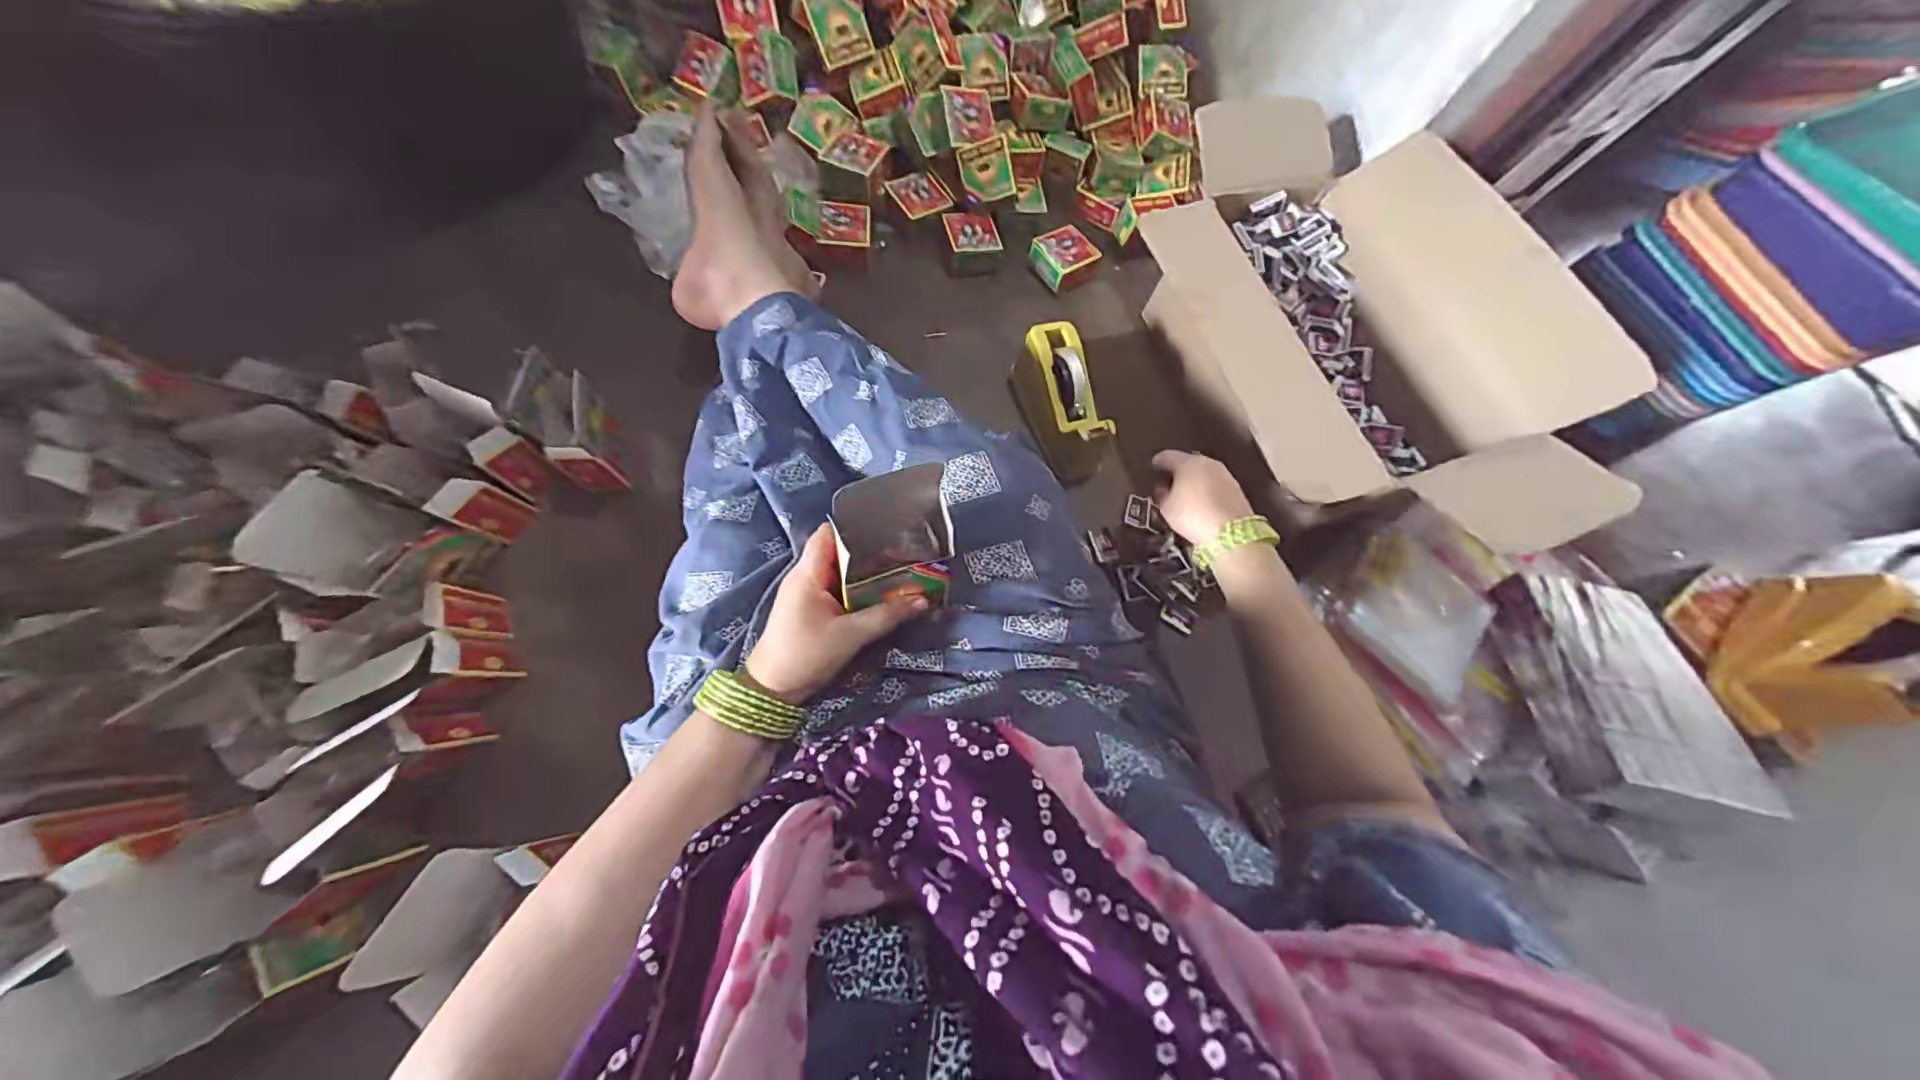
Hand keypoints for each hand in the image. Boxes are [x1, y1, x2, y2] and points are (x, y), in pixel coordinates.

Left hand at [744, 525, 929, 704]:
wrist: (772, 690)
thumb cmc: (806, 655)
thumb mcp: (850, 636)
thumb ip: (887, 615)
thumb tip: (923, 600)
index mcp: (808, 573)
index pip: (828, 533)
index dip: (855, 528)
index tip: (886, 531)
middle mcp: (805, 577)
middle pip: (838, 552)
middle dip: (868, 552)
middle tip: (902, 553)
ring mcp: (806, 593)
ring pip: (839, 572)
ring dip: (864, 573)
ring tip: (897, 570)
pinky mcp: (810, 609)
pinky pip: (835, 589)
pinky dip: (855, 589)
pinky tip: (878, 594)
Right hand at [1152, 450, 1255, 545]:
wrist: (1230, 531)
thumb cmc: (1193, 515)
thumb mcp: (1167, 509)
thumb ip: (1161, 496)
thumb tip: (1162, 491)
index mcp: (1187, 463)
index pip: (1168, 456)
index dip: (1159, 460)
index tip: (1155, 464)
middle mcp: (1207, 463)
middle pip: (1189, 462)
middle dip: (1179, 470)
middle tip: (1170, 481)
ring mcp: (1224, 474)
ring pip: (1204, 472)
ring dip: (1194, 479)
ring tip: (1186, 493)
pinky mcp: (1236, 488)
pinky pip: (1215, 483)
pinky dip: (1207, 488)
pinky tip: (1202, 501)